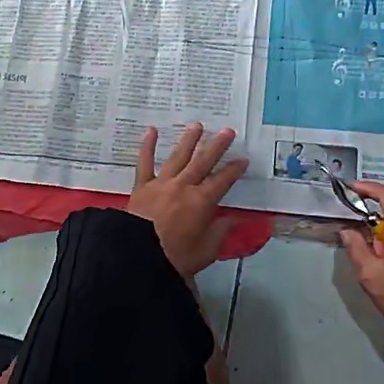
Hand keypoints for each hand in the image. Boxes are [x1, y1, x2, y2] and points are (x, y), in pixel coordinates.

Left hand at [128, 123, 247, 277]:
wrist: (140, 256)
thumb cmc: (176, 257)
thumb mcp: (207, 250)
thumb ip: (221, 231)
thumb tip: (233, 218)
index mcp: (202, 201)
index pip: (223, 180)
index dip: (234, 169)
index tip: (243, 159)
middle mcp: (184, 186)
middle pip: (203, 161)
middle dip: (217, 146)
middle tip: (227, 132)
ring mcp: (162, 183)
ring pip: (178, 156)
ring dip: (189, 140)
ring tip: (197, 126)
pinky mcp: (142, 186)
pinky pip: (145, 162)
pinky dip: (148, 146)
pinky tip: (151, 131)